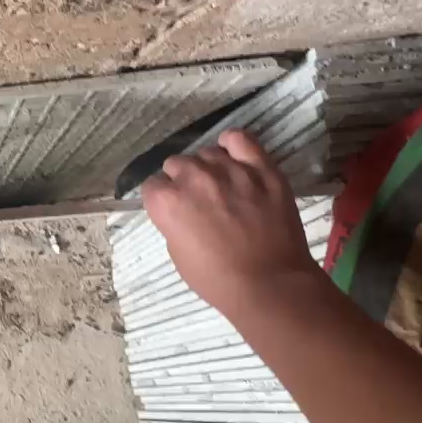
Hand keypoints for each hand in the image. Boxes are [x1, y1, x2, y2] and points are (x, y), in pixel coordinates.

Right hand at [140, 130, 319, 314]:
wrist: (269, 283)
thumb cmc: (215, 276)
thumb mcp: (175, 250)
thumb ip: (172, 219)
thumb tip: (179, 206)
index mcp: (166, 201)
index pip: (152, 184)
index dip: (162, 197)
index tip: (172, 208)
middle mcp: (193, 179)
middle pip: (176, 164)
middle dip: (181, 180)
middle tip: (196, 199)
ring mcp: (229, 171)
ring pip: (206, 153)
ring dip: (207, 166)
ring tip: (218, 184)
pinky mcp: (262, 170)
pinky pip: (240, 139)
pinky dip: (232, 142)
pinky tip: (231, 153)